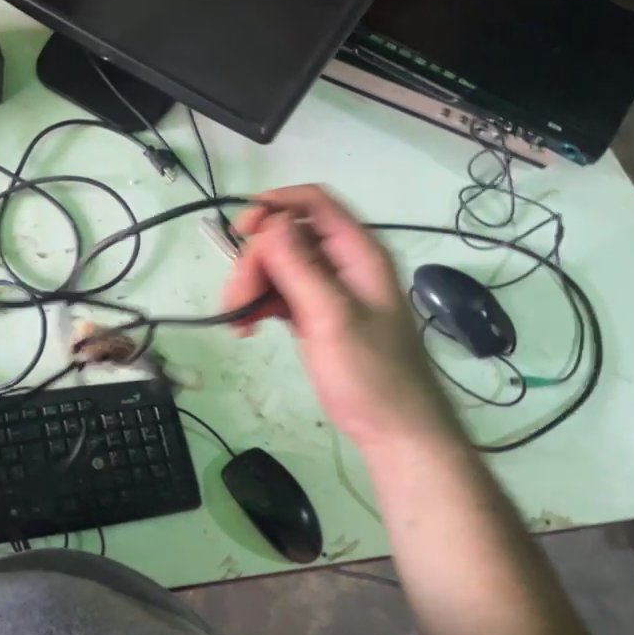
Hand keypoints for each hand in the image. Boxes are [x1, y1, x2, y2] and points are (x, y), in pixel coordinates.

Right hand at [221, 184, 461, 453]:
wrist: (395, 431)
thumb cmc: (372, 375)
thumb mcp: (332, 317)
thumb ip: (300, 267)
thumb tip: (269, 222)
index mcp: (358, 254)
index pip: (314, 203)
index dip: (275, 205)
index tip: (240, 230)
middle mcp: (342, 263)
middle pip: (284, 236)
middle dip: (254, 261)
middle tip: (237, 298)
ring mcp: (327, 288)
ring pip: (275, 264)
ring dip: (250, 285)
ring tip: (238, 320)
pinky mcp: (314, 311)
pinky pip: (277, 291)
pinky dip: (257, 304)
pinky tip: (246, 327)